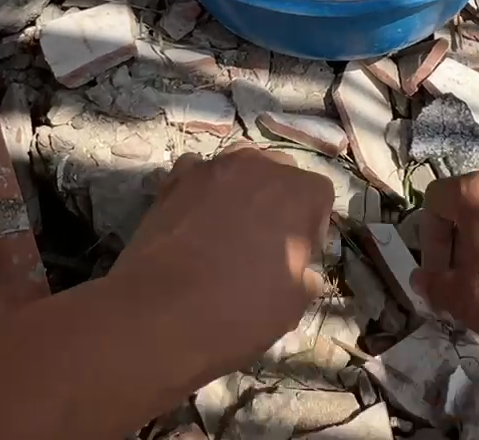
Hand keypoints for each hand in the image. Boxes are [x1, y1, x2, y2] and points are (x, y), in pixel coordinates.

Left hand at [111, 146, 334, 376]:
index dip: (312, 225)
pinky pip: (198, 171)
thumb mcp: (291, 307)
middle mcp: (260, 167)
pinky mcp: (176, 178)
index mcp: (297, 193)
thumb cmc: (237, 312)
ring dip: (243, 188)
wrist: (158, 314)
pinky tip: (195, 215)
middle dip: (279, 199)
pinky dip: (202, 188)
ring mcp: (214, 166)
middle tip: (265, 241)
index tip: (299, 255)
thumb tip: (303, 271)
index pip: (320, 194)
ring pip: (241, 164)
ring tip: (229, 225)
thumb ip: (304, 278)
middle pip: (282, 171)